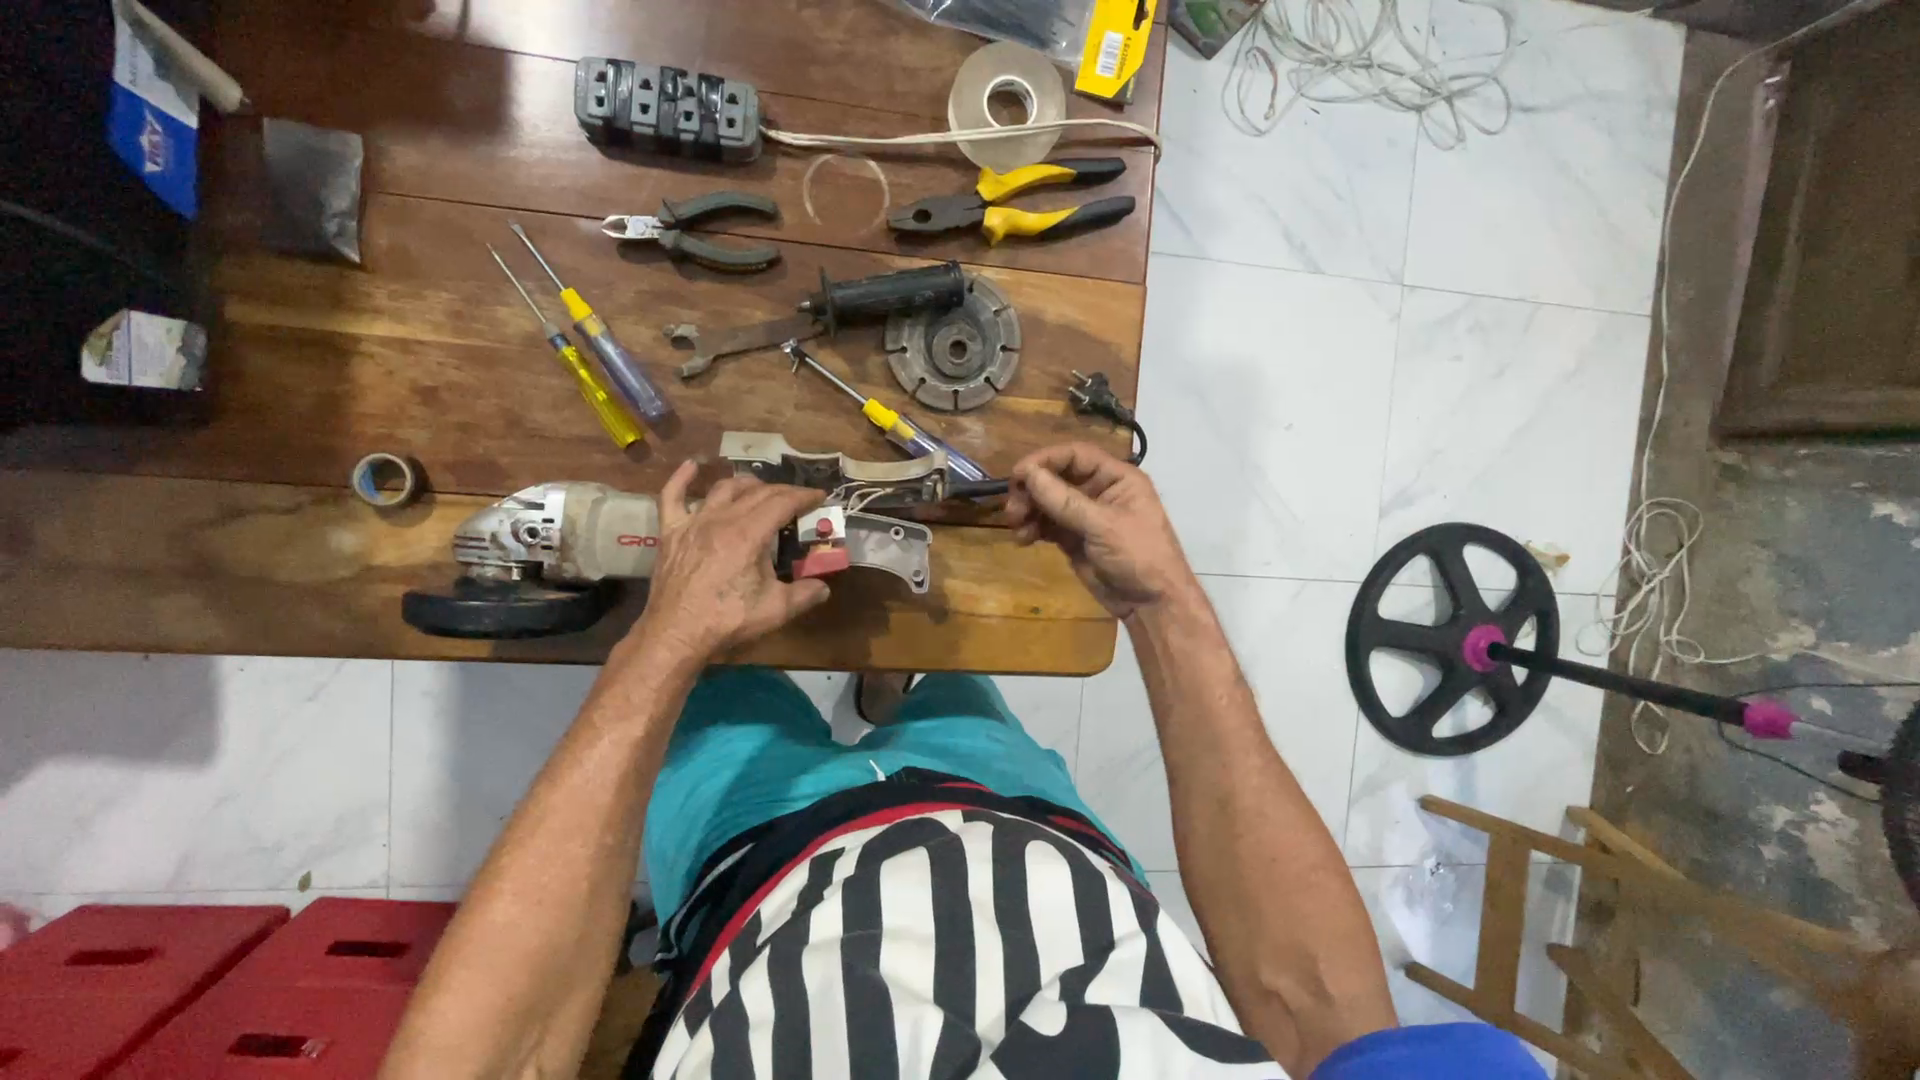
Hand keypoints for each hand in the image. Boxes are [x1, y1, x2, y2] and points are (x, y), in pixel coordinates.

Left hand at [627, 461, 830, 662]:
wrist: (675, 634)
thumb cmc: (726, 621)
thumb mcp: (775, 610)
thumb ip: (805, 595)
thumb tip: (824, 588)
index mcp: (748, 534)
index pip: (782, 502)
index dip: (804, 496)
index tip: (820, 497)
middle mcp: (721, 519)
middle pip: (757, 492)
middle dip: (782, 491)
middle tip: (797, 500)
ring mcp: (693, 523)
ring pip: (723, 489)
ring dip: (746, 484)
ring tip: (760, 488)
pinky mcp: (671, 532)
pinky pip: (672, 497)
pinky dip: (682, 479)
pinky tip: (691, 466)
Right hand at [1004, 442, 1200, 619]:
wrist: (1151, 604)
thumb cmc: (1139, 556)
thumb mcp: (1104, 526)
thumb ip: (1065, 501)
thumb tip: (1029, 473)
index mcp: (1117, 478)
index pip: (1076, 455)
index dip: (1045, 460)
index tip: (1018, 474)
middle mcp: (1100, 491)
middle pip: (1057, 477)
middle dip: (1032, 489)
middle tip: (1013, 508)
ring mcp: (1085, 516)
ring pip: (1048, 501)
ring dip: (1028, 509)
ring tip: (1016, 526)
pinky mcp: (1073, 538)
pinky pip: (1047, 525)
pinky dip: (1032, 528)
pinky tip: (1023, 539)